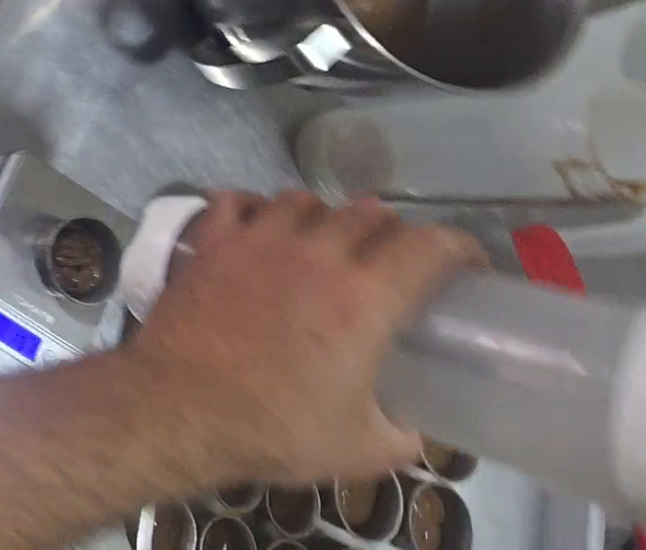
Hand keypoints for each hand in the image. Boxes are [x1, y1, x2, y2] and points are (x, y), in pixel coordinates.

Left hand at [125, 190, 483, 487]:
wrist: (181, 404)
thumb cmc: (275, 427)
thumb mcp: (367, 446)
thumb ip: (405, 427)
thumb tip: (411, 418)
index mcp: (363, 299)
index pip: (427, 246)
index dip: (457, 247)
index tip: (464, 262)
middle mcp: (312, 254)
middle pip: (365, 212)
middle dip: (390, 230)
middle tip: (392, 258)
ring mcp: (254, 240)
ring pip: (300, 199)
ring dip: (322, 215)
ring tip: (324, 239)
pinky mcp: (209, 241)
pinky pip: (234, 200)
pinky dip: (252, 205)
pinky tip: (258, 224)